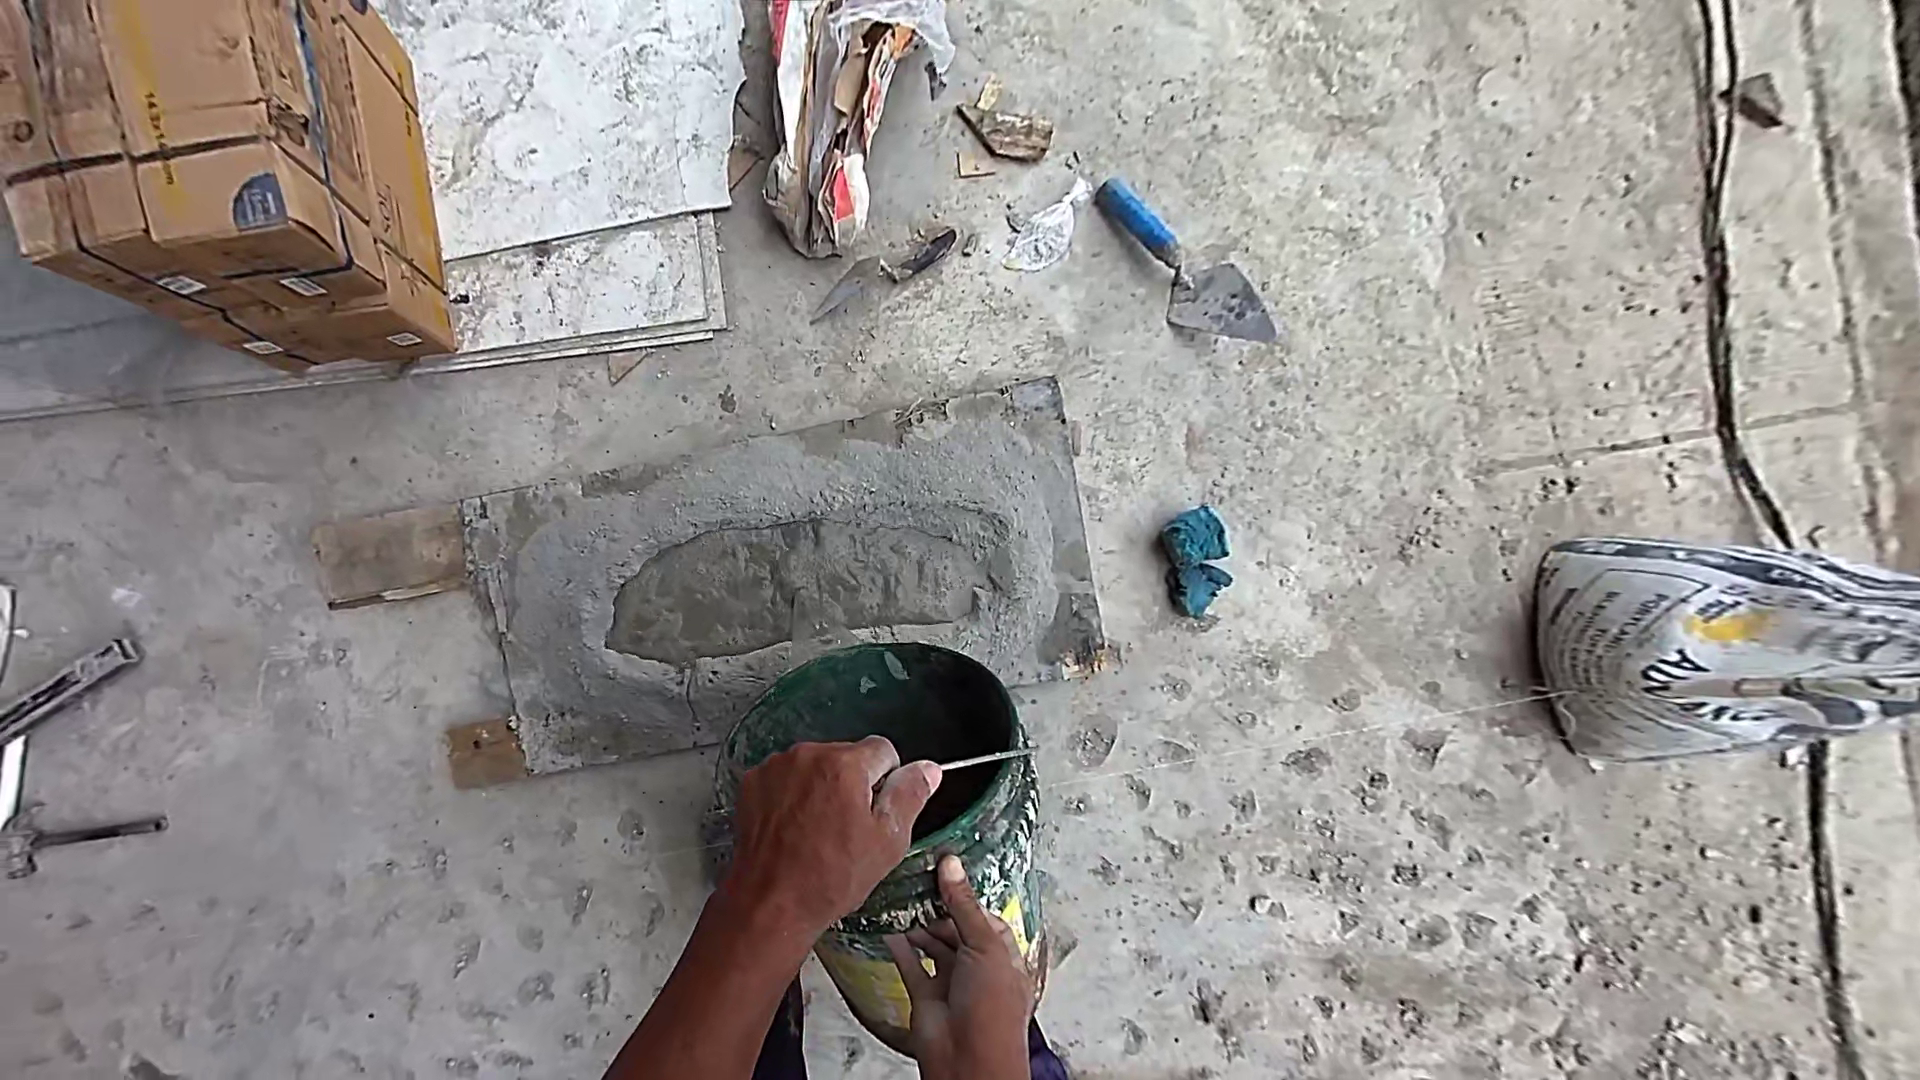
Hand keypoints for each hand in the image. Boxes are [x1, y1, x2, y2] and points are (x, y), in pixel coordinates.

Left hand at [721, 737, 940, 939]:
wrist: (768, 906)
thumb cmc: (831, 878)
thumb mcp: (887, 842)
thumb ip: (910, 795)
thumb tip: (929, 768)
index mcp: (846, 764)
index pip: (883, 749)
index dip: (886, 780)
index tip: (873, 812)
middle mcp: (810, 754)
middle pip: (848, 755)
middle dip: (852, 782)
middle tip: (845, 826)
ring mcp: (778, 765)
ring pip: (817, 764)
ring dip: (822, 785)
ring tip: (816, 829)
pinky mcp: (754, 780)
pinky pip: (787, 774)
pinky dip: (792, 792)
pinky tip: (792, 825)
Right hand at [885, 855, 1032, 1079]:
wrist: (969, 1065)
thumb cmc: (992, 1005)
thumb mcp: (984, 945)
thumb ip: (963, 904)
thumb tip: (950, 862)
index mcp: (1000, 952)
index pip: (981, 914)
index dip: (963, 893)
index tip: (943, 868)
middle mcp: (976, 964)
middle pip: (955, 926)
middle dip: (938, 906)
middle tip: (917, 878)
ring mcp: (951, 980)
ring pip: (933, 943)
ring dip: (918, 924)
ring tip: (901, 896)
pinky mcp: (926, 996)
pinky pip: (911, 965)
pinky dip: (900, 947)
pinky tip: (889, 927)